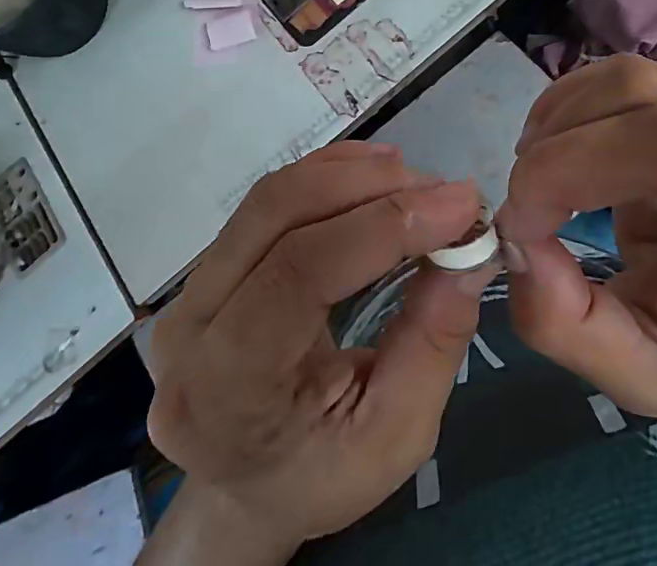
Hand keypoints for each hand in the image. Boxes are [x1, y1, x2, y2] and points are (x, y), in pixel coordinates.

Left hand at [145, 142, 492, 555]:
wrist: (244, 486)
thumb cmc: (319, 476)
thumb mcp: (394, 437)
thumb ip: (430, 343)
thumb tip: (469, 254)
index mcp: (226, 383)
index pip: (298, 273)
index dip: (380, 226)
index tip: (458, 203)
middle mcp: (190, 323)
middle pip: (273, 216)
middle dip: (365, 187)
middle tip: (440, 188)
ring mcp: (187, 291)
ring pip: (266, 200)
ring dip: (345, 175)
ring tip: (414, 178)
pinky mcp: (202, 270)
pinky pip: (262, 206)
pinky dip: (321, 179)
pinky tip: (368, 172)